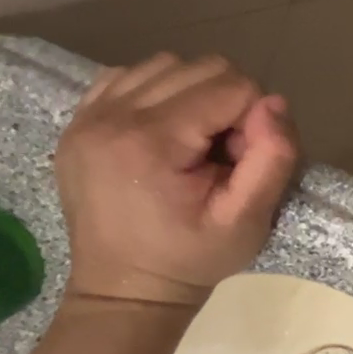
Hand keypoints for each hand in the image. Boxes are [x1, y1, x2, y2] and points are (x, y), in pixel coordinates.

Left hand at [53, 54, 299, 306]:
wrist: (124, 289)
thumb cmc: (192, 256)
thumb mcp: (250, 216)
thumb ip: (274, 154)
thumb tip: (274, 102)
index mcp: (148, 141)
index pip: (234, 86)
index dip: (253, 120)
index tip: (239, 162)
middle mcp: (109, 118)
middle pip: (205, 67)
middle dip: (230, 102)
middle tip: (222, 152)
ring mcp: (86, 117)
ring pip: (170, 64)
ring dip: (198, 92)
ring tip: (195, 139)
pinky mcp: (78, 121)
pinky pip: (131, 74)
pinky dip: (161, 89)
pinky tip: (167, 127)